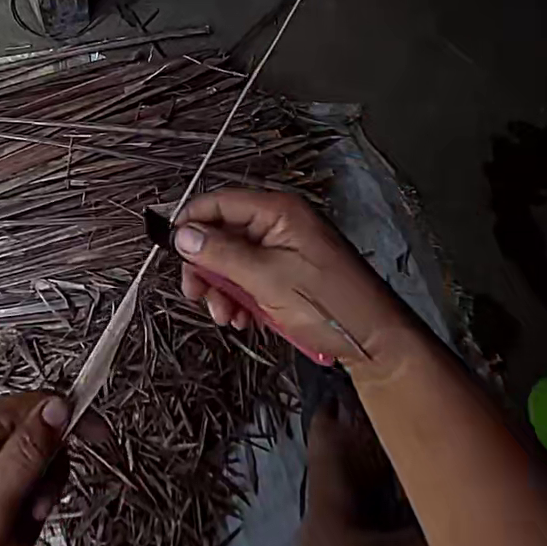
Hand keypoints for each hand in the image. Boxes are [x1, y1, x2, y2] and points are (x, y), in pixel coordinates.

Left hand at [0, 392, 87, 545]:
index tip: (103, 442)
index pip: (43, 403)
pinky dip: (18, 523)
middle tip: (34, 513)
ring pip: (32, 473)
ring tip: (10, 539)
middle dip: (47, 480)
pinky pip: (15, 498)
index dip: (75, 419)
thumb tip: (62, 402)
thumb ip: (30, 450)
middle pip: (41, 440)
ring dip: (32, 509)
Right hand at [173, 190, 416, 378]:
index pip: (220, 203)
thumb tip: (182, 234)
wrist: (376, 342)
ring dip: (221, 289)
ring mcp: (282, 251)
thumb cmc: (330, 304)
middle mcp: (278, 225)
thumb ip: (221, 254)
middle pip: (223, 234)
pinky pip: (249, 279)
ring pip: (232, 261)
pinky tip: (242, 319)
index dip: (191, 222)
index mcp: (278, 212)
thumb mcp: (266, 278)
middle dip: (206, 266)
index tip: (170, 247)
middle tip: (195, 293)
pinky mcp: (285, 275)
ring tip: (225, 316)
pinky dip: (239, 298)